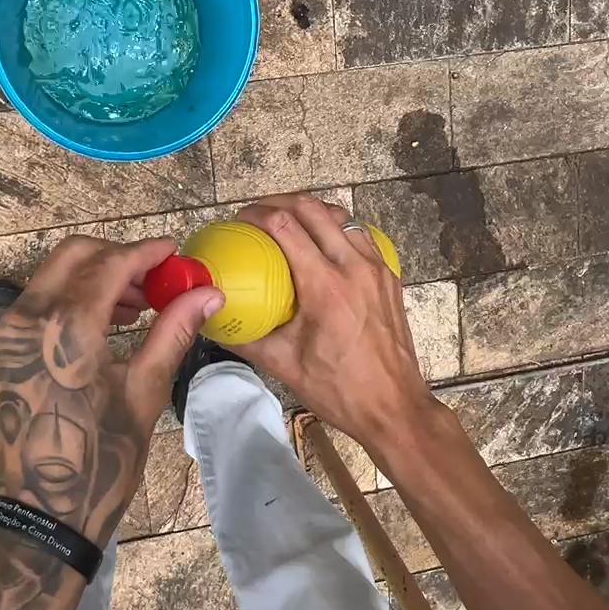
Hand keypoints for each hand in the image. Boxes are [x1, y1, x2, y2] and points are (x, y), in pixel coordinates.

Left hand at [0, 236, 222, 546]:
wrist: (39, 519)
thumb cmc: (101, 460)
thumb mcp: (144, 392)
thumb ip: (173, 332)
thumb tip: (210, 293)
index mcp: (66, 327)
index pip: (110, 264)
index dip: (146, 253)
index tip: (174, 252)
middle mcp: (27, 318)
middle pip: (75, 255)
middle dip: (118, 258)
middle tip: (154, 281)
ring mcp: (6, 334)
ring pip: (53, 275)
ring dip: (95, 276)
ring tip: (135, 307)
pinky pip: (37, 303)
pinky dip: (70, 298)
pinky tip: (102, 326)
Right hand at [227, 195, 436, 450]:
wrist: (394, 408)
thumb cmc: (339, 390)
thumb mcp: (283, 366)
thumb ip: (244, 338)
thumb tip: (214, 318)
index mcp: (325, 286)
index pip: (285, 226)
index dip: (257, 214)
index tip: (239, 220)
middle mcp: (354, 267)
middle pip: (314, 208)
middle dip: (280, 201)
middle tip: (258, 213)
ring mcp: (376, 269)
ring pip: (342, 216)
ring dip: (311, 211)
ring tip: (288, 222)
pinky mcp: (389, 276)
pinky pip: (360, 236)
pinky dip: (337, 229)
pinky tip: (322, 246)